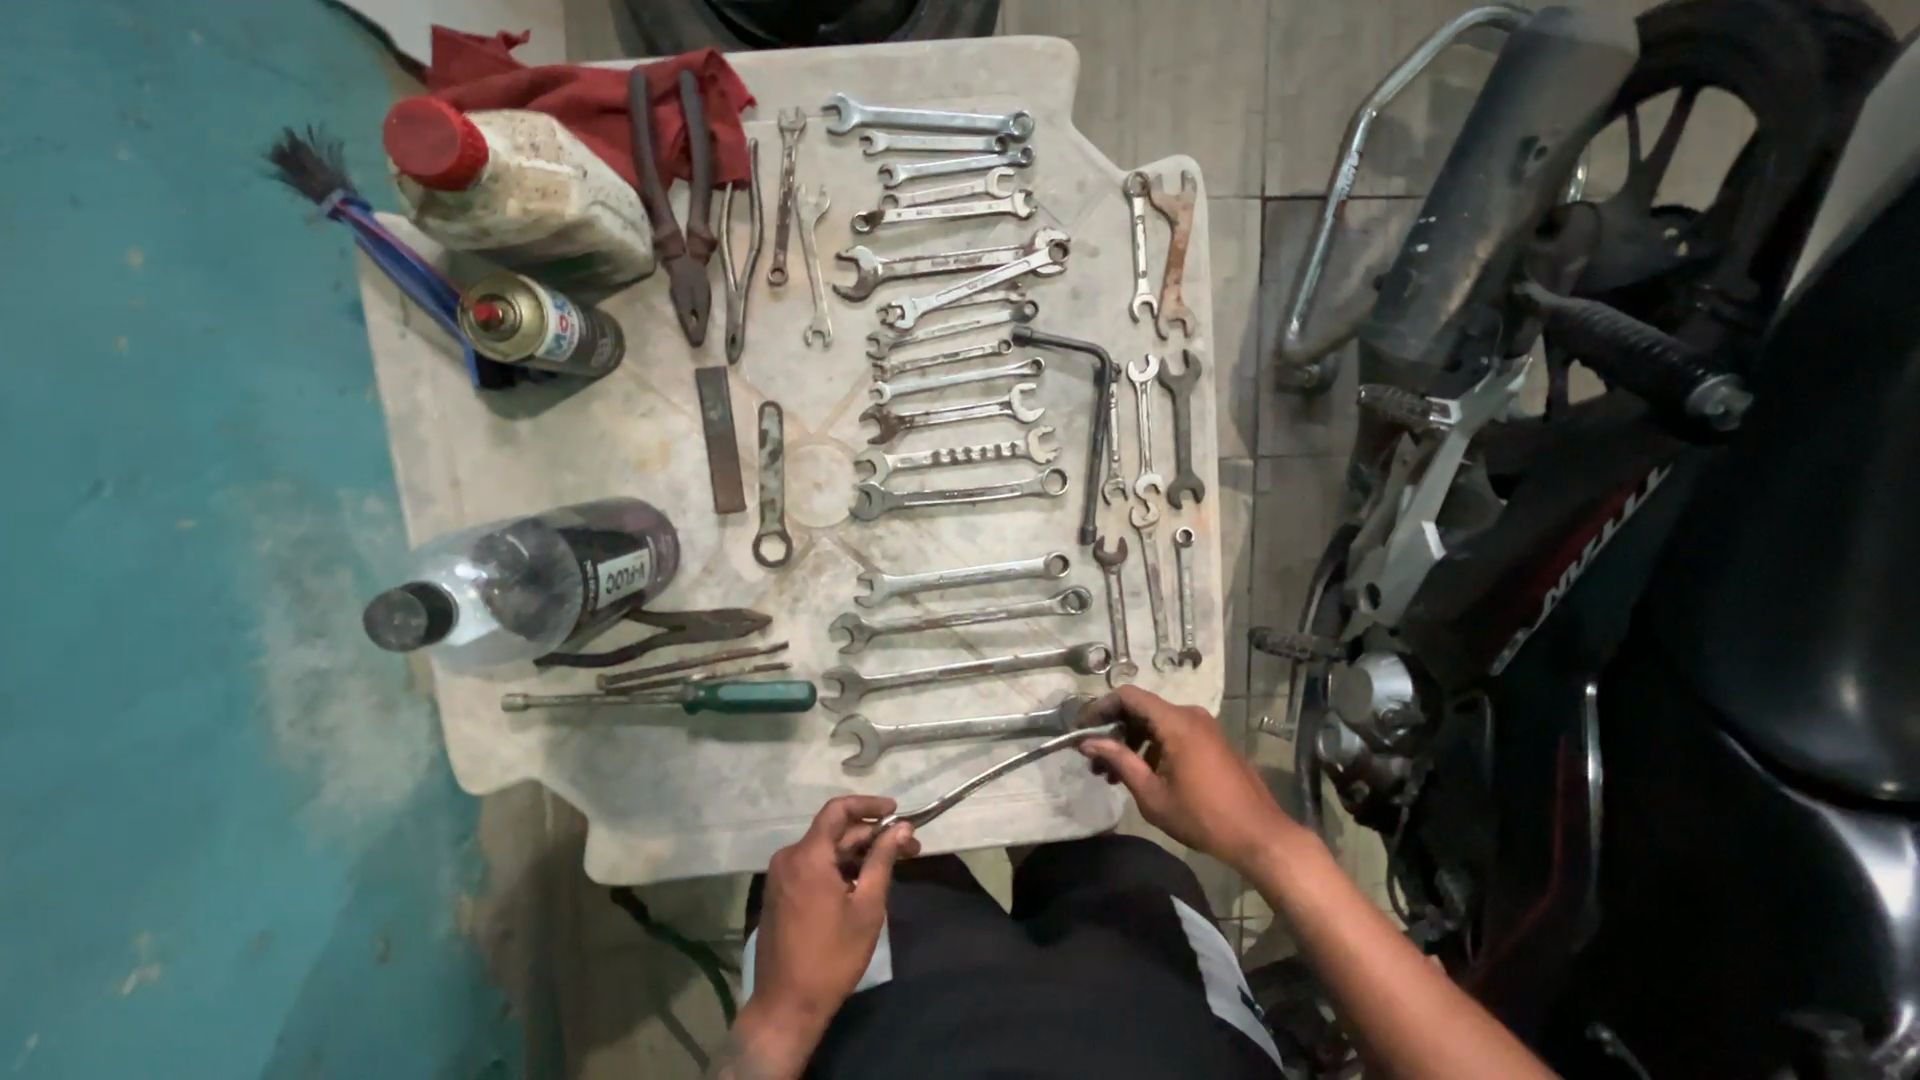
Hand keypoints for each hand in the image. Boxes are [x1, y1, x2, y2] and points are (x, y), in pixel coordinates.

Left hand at [750, 796, 918, 1035]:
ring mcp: (781, 877)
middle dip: (871, 836)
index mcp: (808, 856)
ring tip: (892, 864)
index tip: (896, 811)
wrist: (786, 1004)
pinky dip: (839, 868)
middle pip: (834, 832)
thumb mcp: (867, 907)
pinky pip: (813, 868)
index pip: (838, 810)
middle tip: (909, 847)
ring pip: (825, 851)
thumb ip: (882, 860)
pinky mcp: (780, 894)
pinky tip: (864, 881)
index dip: (868, 805)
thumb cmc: (832, 956)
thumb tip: (901, 828)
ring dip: (857, 853)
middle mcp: (789, 858)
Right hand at [1081, 686, 1301, 873]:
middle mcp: (1190, 715)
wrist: (1259, 835)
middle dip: (1113, 730)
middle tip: (1094, 759)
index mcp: (1176, 722)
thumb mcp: (1151, 793)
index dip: (1100, 708)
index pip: (1128, 696)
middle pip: (1141, 708)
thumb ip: (1119, 761)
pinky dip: (1152, 747)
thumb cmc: (1202, 817)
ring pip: (1156, 722)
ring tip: (1113, 774)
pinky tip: (1142, 775)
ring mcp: (1205, 727)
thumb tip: (1088, 742)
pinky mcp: (1212, 741)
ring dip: (1132, 742)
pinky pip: (1174, 732)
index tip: (1081, 729)